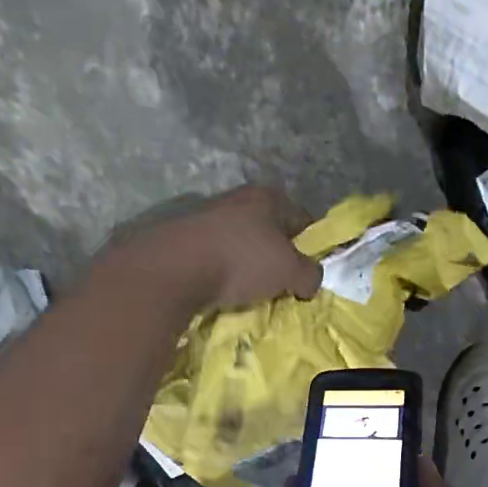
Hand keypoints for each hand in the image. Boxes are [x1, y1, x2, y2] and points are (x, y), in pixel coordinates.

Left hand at [113, 183, 322, 311]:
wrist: (174, 268)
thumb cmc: (242, 260)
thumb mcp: (291, 271)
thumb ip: (311, 274)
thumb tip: (308, 281)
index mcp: (268, 196)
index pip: (303, 219)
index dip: (312, 245)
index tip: (311, 271)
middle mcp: (237, 198)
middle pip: (271, 230)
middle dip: (279, 255)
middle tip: (284, 283)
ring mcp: (207, 214)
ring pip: (242, 242)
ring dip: (250, 264)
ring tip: (253, 290)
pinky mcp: (184, 236)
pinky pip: (217, 256)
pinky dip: (225, 271)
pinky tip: (225, 289)